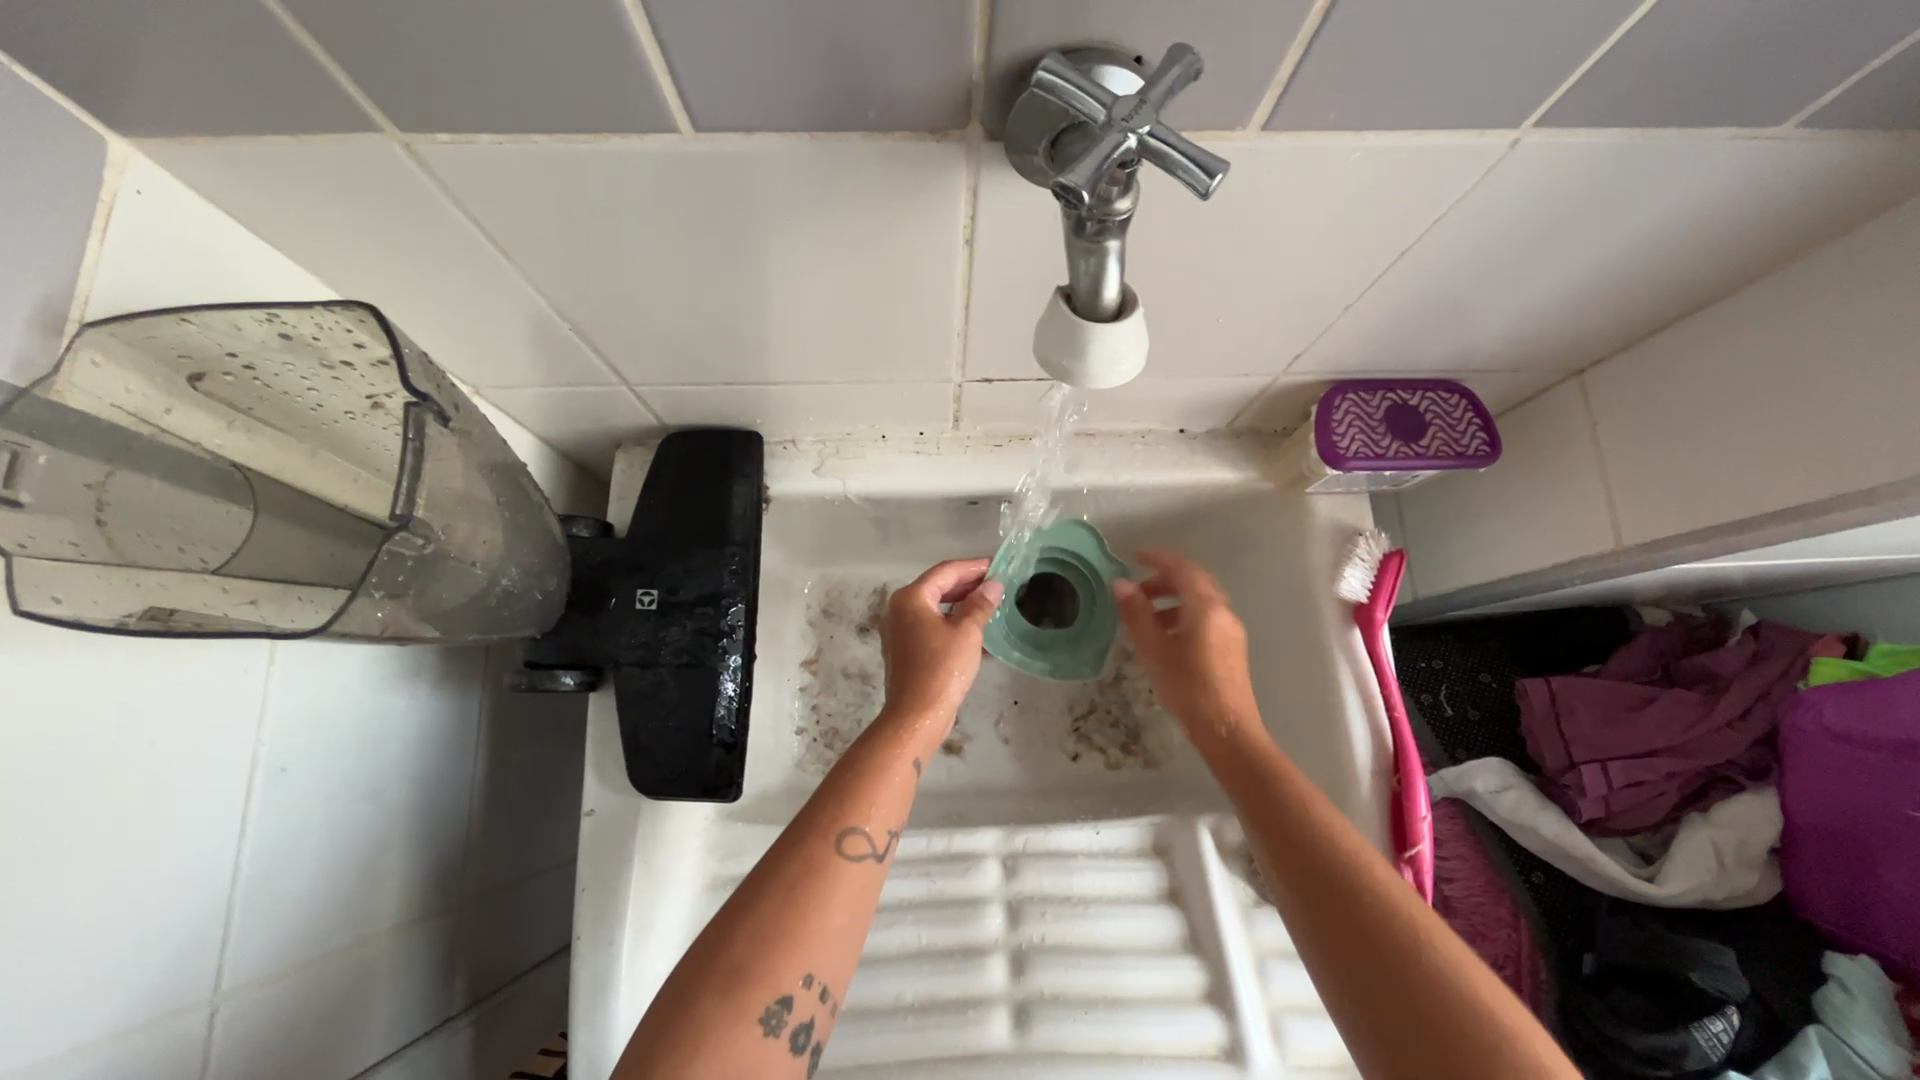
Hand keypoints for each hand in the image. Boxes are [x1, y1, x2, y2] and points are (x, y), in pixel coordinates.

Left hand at [879, 558, 1002, 727]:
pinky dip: (953, 625)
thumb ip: (980, 605)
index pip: (946, 571)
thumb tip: (993, 585)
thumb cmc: (942, 668)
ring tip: (991, 605)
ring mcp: (900, 631)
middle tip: (997, 583)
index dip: (973, 567)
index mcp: (910, 598)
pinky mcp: (906, 650)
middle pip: (938, 588)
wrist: (917, 715)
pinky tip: (978, 632)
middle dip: (968, 585)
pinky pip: (932, 628)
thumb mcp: (967, 632)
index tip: (997, 564)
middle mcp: (899, 609)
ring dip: (963, 606)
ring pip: (936, 609)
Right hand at [1112, 550, 1262, 744]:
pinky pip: (1207, 619)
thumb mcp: (1154, 649)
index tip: (1135, 558)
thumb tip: (1120, 584)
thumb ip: (1136, 614)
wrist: (1227, 729)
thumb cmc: (1187, 687)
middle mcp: (1223, 612)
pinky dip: (1184, 616)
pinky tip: (1167, 639)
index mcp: (1205, 607)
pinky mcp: (1232, 649)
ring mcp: (1231, 631)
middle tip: (1137, 591)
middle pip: (1194, 583)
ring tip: (1147, 619)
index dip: (1158, 559)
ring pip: (1201, 602)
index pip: (1182, 569)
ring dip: (1173, 601)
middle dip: (1165, 581)